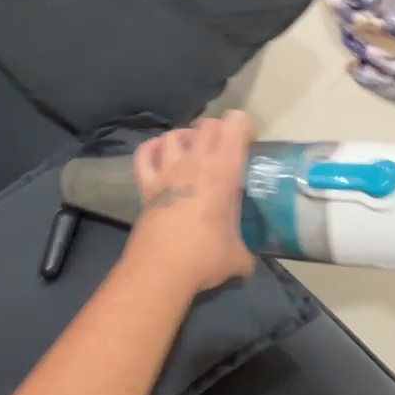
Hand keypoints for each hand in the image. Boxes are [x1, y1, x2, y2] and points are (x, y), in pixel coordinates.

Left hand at [124, 111, 258, 295]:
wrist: (161, 270)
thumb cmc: (205, 258)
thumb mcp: (238, 257)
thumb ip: (245, 253)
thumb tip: (248, 262)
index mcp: (223, 170)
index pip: (235, 124)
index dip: (245, 128)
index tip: (250, 147)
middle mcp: (194, 162)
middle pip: (207, 124)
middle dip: (220, 131)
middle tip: (226, 152)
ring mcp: (166, 171)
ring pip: (174, 134)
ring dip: (187, 138)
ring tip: (193, 153)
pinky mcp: (145, 185)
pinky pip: (144, 155)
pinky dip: (152, 150)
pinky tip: (160, 156)